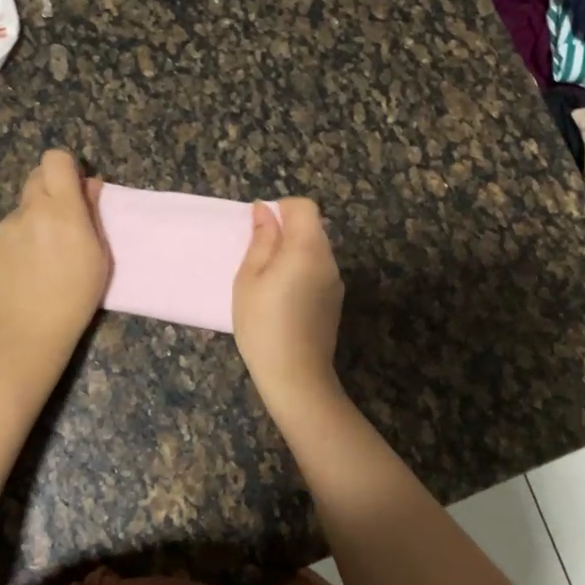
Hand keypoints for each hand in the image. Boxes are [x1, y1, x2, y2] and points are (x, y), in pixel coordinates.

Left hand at [0, 150, 109, 361]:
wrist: (30, 332)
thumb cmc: (77, 295)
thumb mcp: (100, 254)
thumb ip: (93, 212)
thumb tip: (90, 183)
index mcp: (62, 209)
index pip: (55, 159)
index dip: (66, 169)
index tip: (74, 189)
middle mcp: (30, 210)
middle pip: (36, 176)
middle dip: (50, 190)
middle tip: (61, 221)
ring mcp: (4, 227)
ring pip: (22, 208)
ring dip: (33, 220)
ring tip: (41, 257)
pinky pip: (6, 231)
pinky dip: (16, 242)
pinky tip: (22, 270)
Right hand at [232, 198, 346, 408]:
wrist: (296, 376)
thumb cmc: (263, 325)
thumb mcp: (249, 279)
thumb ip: (261, 240)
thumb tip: (264, 210)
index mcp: (307, 248)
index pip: (304, 207)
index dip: (281, 209)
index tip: (260, 229)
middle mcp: (328, 260)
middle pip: (312, 227)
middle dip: (285, 231)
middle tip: (257, 258)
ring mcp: (335, 281)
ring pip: (315, 250)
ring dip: (292, 253)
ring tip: (267, 281)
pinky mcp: (335, 300)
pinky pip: (318, 270)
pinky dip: (301, 271)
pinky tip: (283, 299)